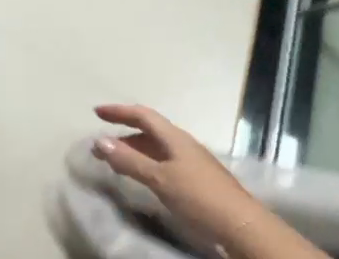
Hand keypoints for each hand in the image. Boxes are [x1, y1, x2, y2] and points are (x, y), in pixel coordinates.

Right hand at [92, 104, 261, 239]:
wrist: (242, 226)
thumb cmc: (198, 196)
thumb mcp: (159, 178)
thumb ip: (129, 160)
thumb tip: (99, 140)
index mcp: (174, 137)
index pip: (142, 115)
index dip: (118, 111)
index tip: (96, 113)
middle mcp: (183, 144)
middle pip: (149, 131)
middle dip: (123, 135)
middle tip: (102, 146)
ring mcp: (193, 162)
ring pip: (157, 148)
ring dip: (135, 151)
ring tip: (117, 164)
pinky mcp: (199, 179)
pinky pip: (165, 162)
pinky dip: (147, 164)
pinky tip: (144, 177)